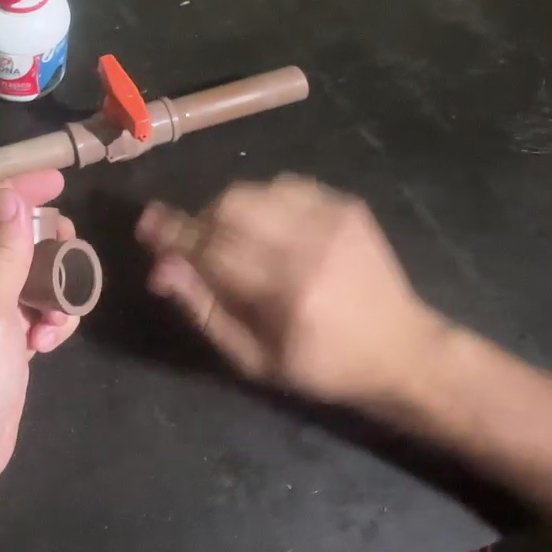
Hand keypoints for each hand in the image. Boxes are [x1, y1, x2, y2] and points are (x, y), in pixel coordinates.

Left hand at [0, 170, 81, 496]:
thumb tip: (8, 195)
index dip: (19, 190)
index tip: (61, 181)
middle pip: (11, 238)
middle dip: (46, 240)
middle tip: (71, 251)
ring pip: (30, 274)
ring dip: (54, 285)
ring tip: (62, 312)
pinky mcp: (5, 341)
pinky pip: (35, 310)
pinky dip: (50, 317)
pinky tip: (51, 342)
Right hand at [136, 173, 447, 408]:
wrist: (403, 350)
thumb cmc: (320, 365)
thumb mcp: (253, 358)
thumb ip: (203, 310)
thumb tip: (160, 268)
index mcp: (284, 292)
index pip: (210, 248)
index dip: (172, 234)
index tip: (147, 226)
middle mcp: (307, 246)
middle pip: (229, 207)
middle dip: (199, 221)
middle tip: (195, 244)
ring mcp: (331, 219)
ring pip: (253, 191)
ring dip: (228, 210)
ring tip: (233, 238)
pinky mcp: (346, 206)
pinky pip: (284, 185)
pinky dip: (263, 201)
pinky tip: (269, 228)